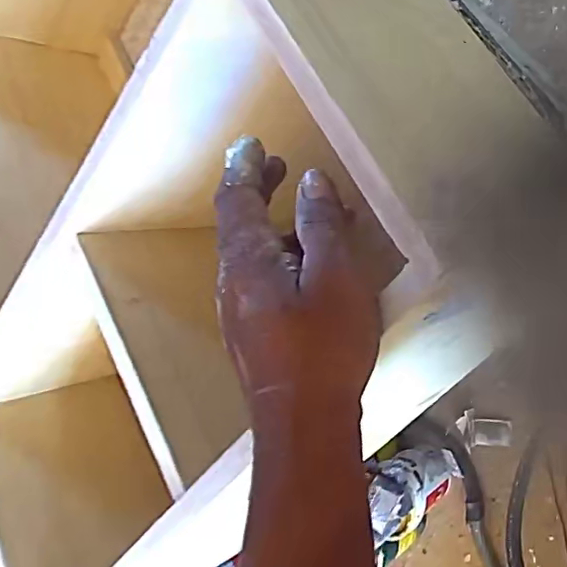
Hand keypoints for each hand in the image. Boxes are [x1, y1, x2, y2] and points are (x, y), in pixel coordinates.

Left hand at [214, 136, 381, 423]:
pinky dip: (283, 254)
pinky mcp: (254, 330)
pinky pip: (263, 276)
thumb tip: (311, 180)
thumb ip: (320, 225)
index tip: (253, 143)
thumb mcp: (334, 275)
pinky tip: (312, 263)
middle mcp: (233, 281)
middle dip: (256, 190)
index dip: (244, 167)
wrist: (304, 422)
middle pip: (239, 223)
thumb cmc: (324, 345)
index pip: (235, 200)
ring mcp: (240, 309)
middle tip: (279, 167)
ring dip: (276, 224)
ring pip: (253, 251)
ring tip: (312, 213)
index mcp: (246, 261)